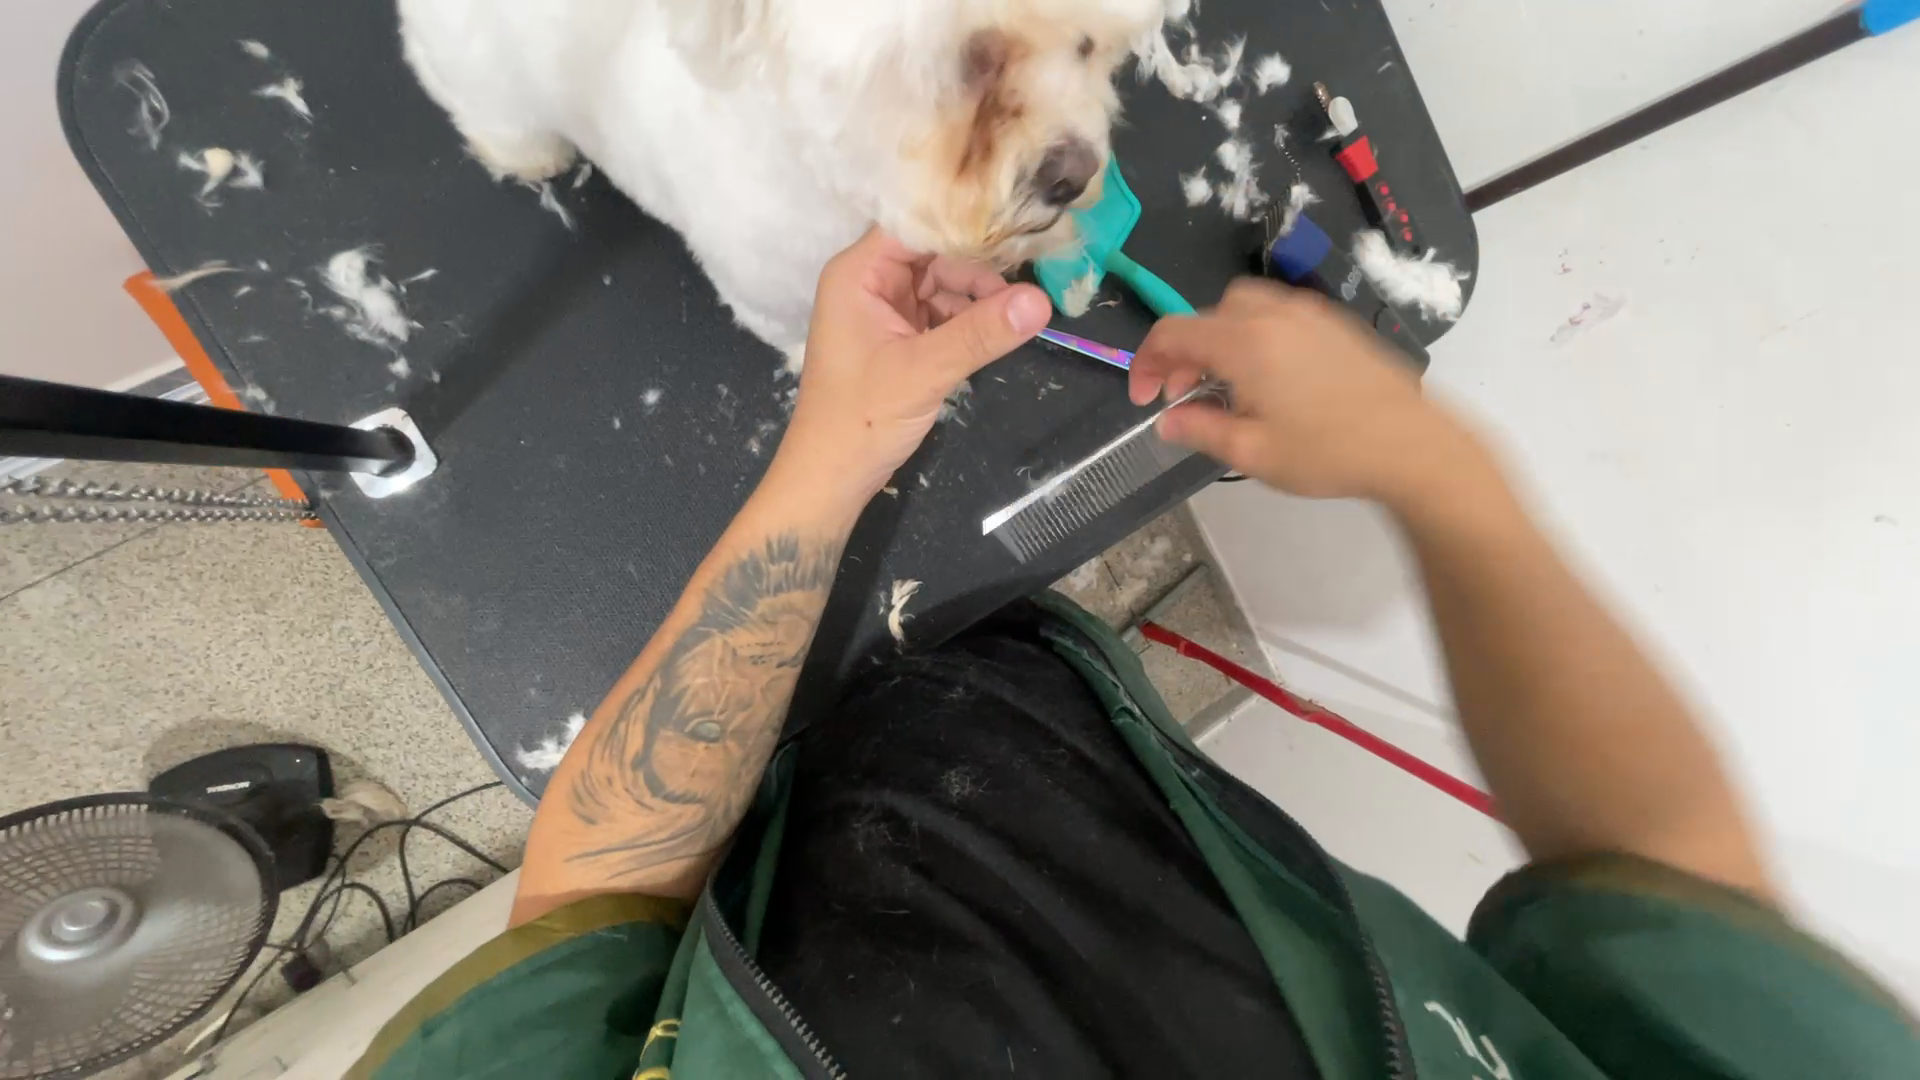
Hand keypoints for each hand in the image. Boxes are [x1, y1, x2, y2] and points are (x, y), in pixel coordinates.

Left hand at [775, 228, 1050, 502]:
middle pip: (935, 253)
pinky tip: (999, 332)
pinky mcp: (901, 339)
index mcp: (858, 273)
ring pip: (944, 285)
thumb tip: (1041, 301)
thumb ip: (980, 334)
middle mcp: (871, 282)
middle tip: (1027, 286)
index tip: (1018, 225)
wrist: (833, 476)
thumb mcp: (923, 372)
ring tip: (1021, 313)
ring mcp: (886, 312)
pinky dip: (969, 322)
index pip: (916, 224)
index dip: (965, 222)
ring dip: (979, 299)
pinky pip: (942, 315)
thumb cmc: (861, 420)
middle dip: (979, 269)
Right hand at [1129, 279, 1484, 503]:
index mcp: (1246, 343)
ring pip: (1240, 308)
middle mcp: (1273, 316)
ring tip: (1225, 385)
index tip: (1145, 400)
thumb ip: (1199, 430)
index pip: (1172, 333)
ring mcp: (1308, 315)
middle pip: (1205, 315)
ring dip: (1217, 340)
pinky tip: (1266, 378)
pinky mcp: (1332, 324)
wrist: (1413, 445)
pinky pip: (1274, 314)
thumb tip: (1166, 420)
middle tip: (1186, 396)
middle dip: (1182, 353)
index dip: (1146, 364)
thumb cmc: (1326, 453)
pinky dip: (1251, 335)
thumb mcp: (1250, 452)